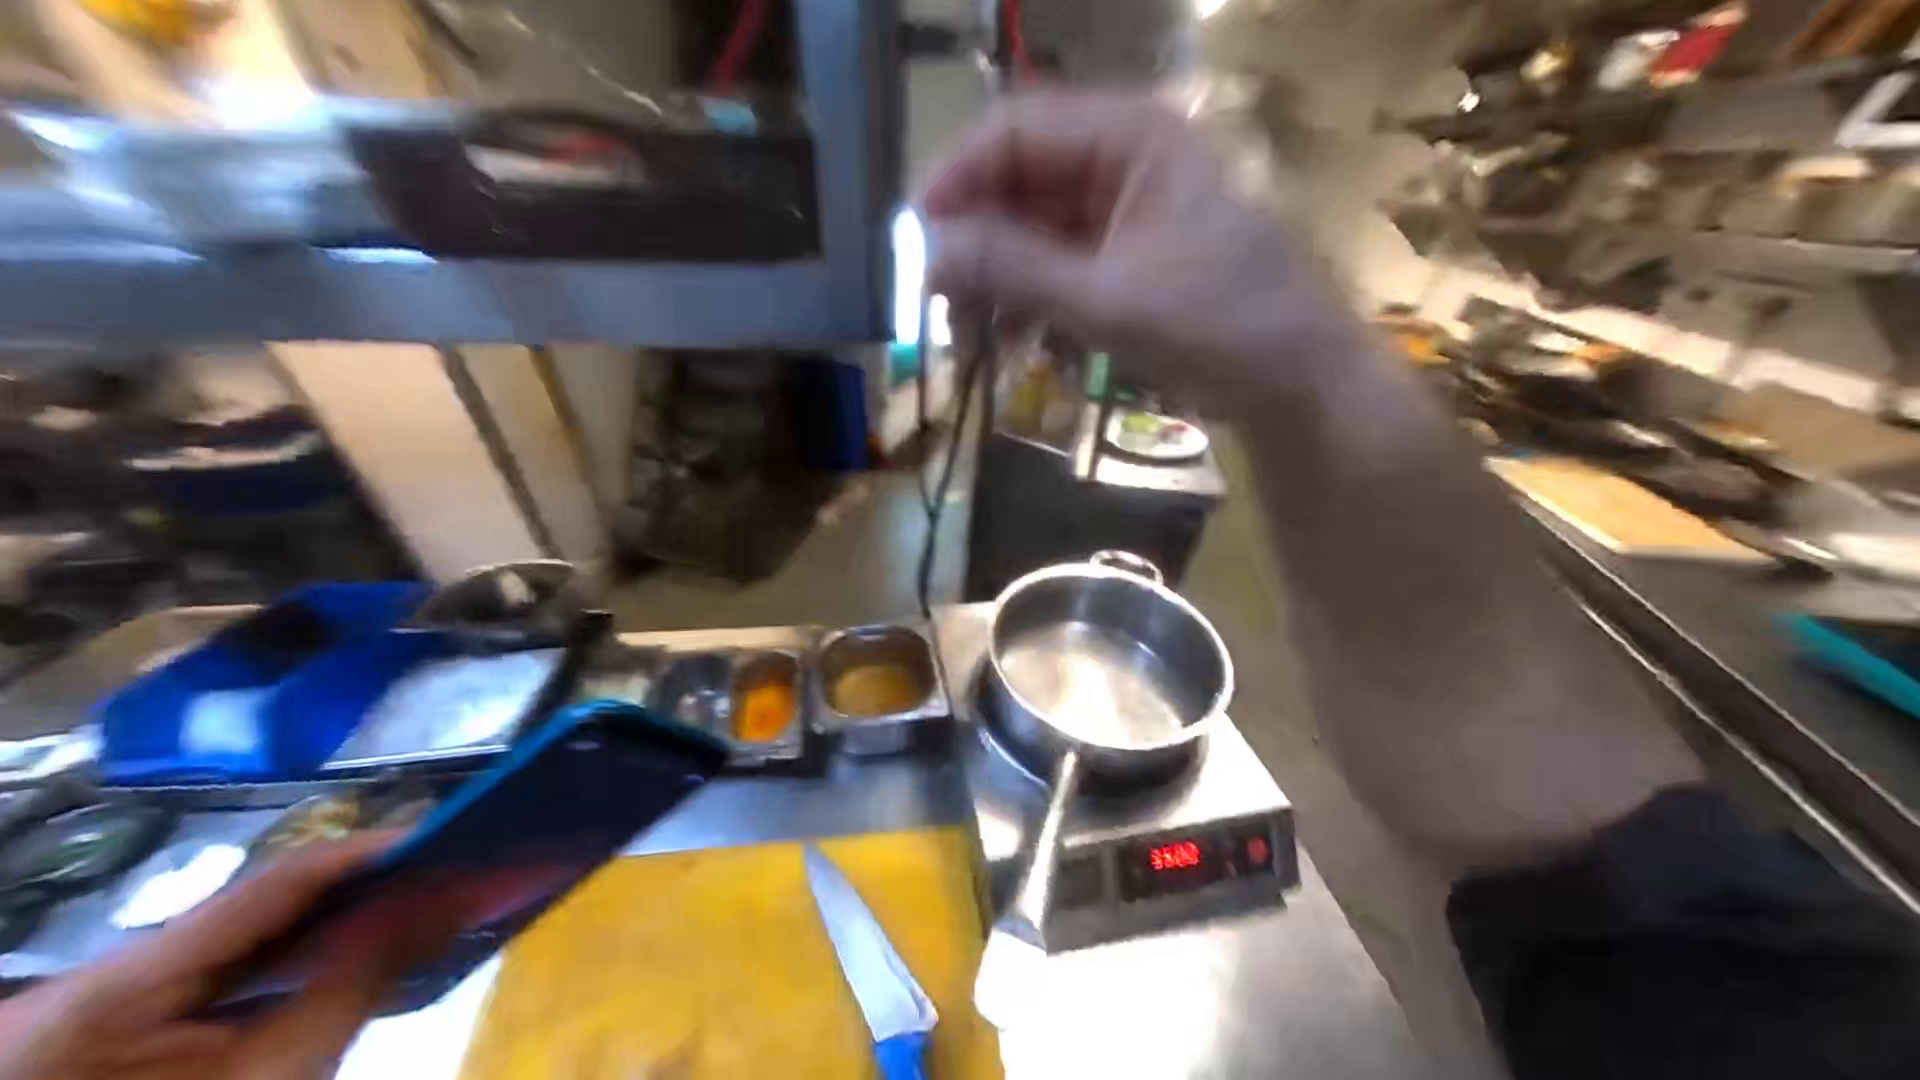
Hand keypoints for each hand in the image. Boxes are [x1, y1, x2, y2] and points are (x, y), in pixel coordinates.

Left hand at [0, 834, 432, 1079]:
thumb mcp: (281, 1077)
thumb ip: (361, 976)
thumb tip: (449, 892)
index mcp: (119, 987)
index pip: (277, 879)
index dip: (373, 849)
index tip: (453, 835)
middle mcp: (92, 973)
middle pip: (259, 900)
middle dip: (364, 884)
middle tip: (448, 871)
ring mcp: (89, 997)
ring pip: (243, 927)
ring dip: (333, 915)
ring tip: (414, 901)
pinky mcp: (101, 1018)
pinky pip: (218, 961)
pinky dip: (291, 949)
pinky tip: (345, 945)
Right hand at [921, 93, 1361, 405]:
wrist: (1294, 386)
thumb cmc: (1216, 329)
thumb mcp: (1107, 301)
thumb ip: (1013, 271)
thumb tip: (925, 252)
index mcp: (1131, 138)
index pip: (1015, 131)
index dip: (956, 182)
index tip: (915, 244)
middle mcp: (1124, 162)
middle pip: (1019, 182)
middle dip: (974, 241)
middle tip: (936, 302)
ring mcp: (1124, 214)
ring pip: (1032, 230)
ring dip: (995, 279)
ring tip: (969, 332)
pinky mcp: (1125, 260)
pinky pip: (1055, 267)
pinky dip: (1026, 300)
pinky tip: (1010, 338)